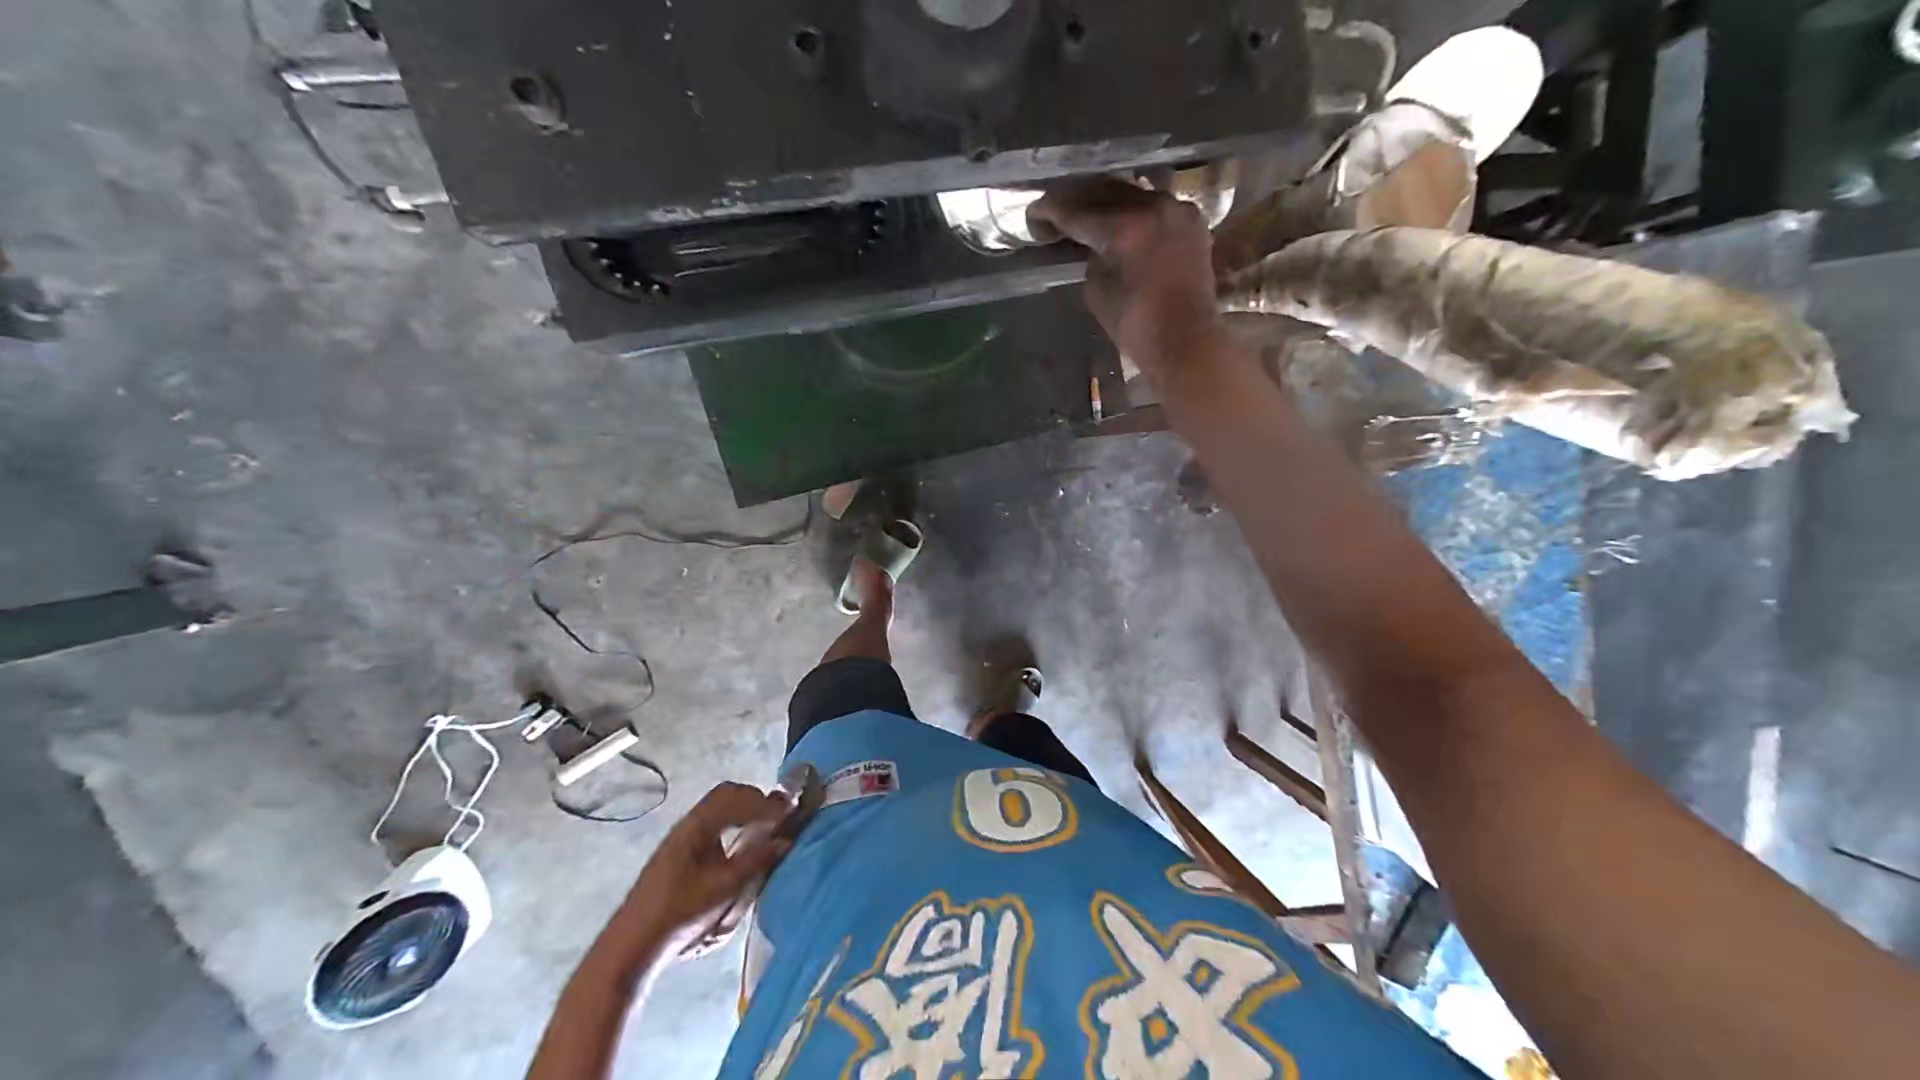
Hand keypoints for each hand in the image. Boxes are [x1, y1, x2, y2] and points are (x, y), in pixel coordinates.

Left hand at [617, 781, 793, 961]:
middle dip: (756, 801)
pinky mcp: (680, 854)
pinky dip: (734, 826)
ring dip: (745, 812)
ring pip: (720, 809)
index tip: (790, 814)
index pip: (737, 796)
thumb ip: (756, 861)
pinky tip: (742, 848)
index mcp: (697, 825)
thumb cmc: (678, 915)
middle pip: (727, 795)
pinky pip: (713, 825)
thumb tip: (786, 841)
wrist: (633, 946)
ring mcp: (682, 838)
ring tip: (767, 831)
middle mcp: (689, 824)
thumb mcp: (723, 889)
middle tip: (780, 818)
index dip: (766, 802)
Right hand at [1029, 180, 1223, 372]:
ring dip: (1103, 199)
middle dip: (1074, 200)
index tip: (1032, 216)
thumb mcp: (1096, 289)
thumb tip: (1087, 240)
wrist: (1185, 342)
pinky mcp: (1189, 218)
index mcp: (1125, 228)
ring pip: (1129, 190)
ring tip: (1083, 214)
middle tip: (1054, 215)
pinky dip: (1130, 207)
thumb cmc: (1135, 327)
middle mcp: (1153, 206)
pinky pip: (1152, 201)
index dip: (1049, 211)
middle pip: (1103, 189)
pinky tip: (1116, 219)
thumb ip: (1089, 255)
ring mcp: (1176, 208)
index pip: (1075, 209)